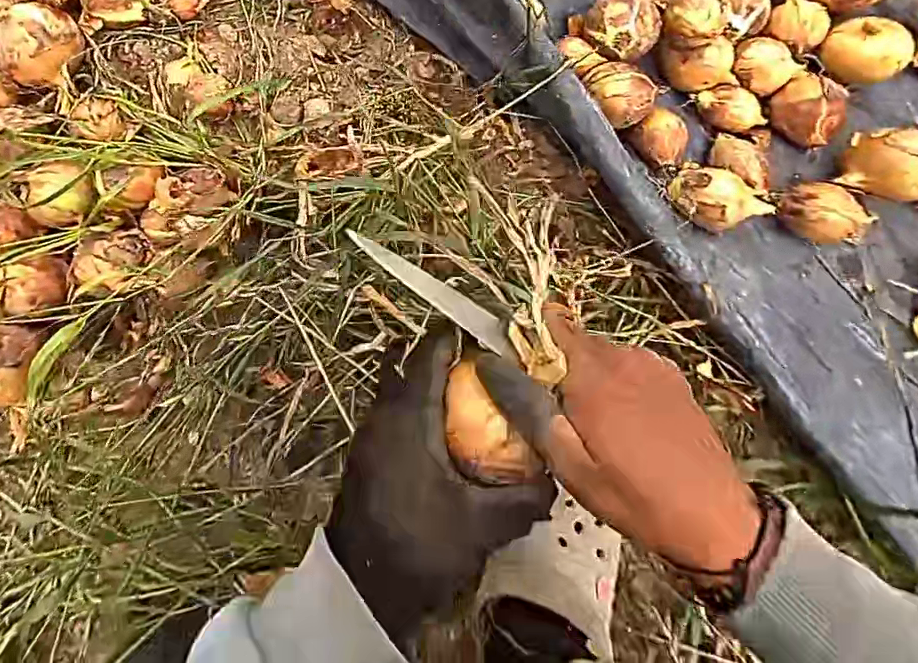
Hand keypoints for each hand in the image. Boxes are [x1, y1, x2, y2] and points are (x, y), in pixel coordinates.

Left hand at [326, 327, 556, 645]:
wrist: (363, 586)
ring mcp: (369, 433)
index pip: (427, 354)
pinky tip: (440, 433)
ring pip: (395, 387)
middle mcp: (384, 413)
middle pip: (407, 363)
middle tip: (475, 360)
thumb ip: (523, 499)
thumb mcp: (481, 524)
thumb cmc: (420, 543)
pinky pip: (391, 411)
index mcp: (409, 415)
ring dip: (423, 381)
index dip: (451, 336)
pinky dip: (414, 407)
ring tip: (461, 392)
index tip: (478, 331)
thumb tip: (553, 480)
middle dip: (438, 355)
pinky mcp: (366, 453)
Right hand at [475, 315, 761, 572]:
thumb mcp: (570, 465)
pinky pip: (634, 366)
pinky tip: (630, 419)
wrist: (716, 518)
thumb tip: (493, 367)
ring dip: (595, 373)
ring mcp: (653, 364)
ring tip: (598, 419)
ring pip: (608, 355)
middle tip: (560, 405)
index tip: (523, 356)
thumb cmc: (634, 495)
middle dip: (563, 363)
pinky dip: (624, 381)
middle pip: (578, 341)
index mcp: (592, 372)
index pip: (552, 326)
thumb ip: (531, 409)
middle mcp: (622, 356)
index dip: (533, 334)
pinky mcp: (675, 378)